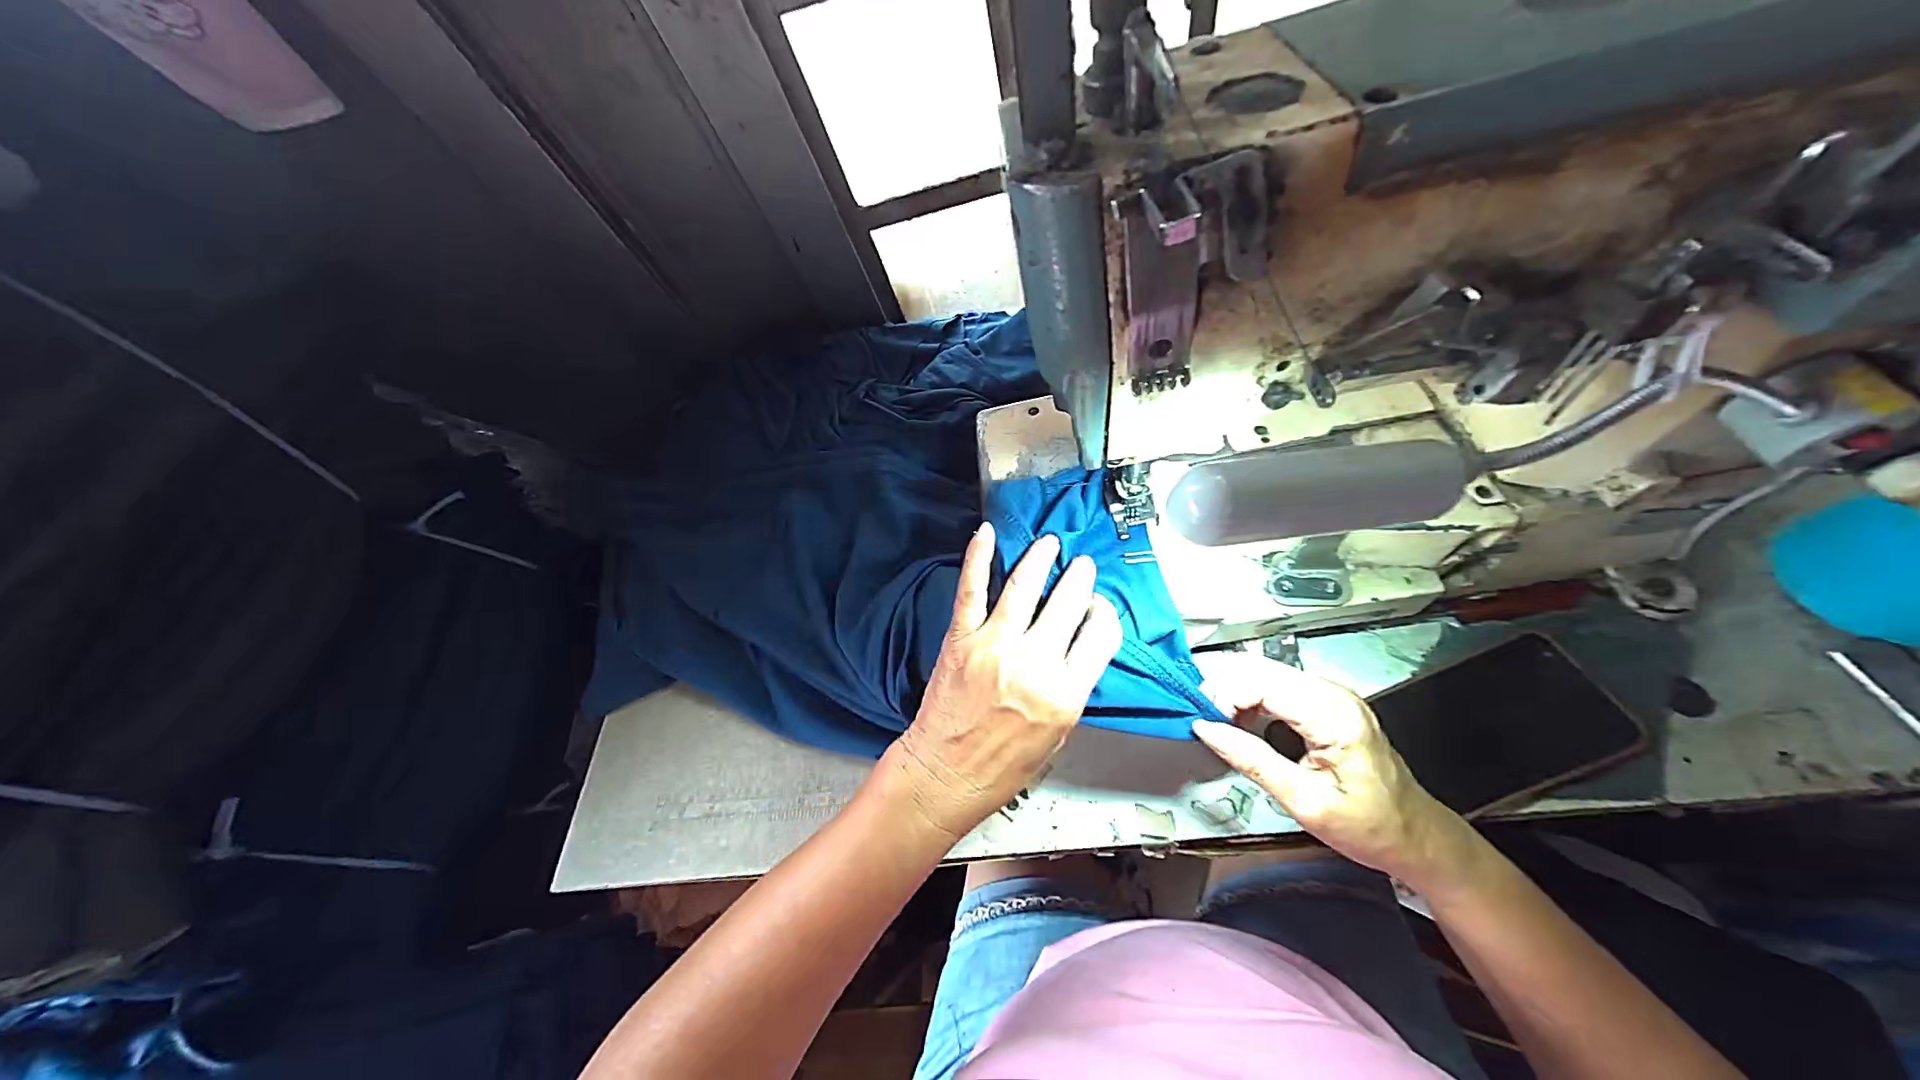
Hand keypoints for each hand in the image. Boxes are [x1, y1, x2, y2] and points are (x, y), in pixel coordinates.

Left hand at [883, 524, 1122, 842]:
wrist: (947, 774)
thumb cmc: (999, 765)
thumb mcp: (1056, 736)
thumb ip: (1070, 690)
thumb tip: (1077, 651)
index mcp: (1064, 693)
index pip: (1100, 636)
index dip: (1103, 616)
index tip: (1098, 609)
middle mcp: (1033, 664)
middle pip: (1067, 604)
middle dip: (1078, 580)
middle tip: (1081, 568)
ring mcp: (995, 647)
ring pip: (1024, 587)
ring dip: (1040, 559)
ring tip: (1050, 545)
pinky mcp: (962, 639)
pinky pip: (972, 590)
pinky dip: (978, 558)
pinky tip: (987, 536)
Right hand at [1191, 654, 1481, 891]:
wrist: (1415, 835)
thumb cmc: (1372, 826)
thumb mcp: (1304, 802)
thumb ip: (1253, 761)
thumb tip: (1208, 730)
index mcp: (1336, 718)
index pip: (1265, 684)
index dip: (1226, 696)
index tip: (1205, 720)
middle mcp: (1336, 696)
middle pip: (1263, 671)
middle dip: (1226, 691)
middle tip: (1206, 721)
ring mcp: (1333, 695)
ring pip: (1266, 674)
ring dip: (1236, 694)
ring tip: (1221, 725)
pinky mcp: (1326, 702)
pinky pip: (1278, 685)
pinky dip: (1252, 699)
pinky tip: (1243, 722)